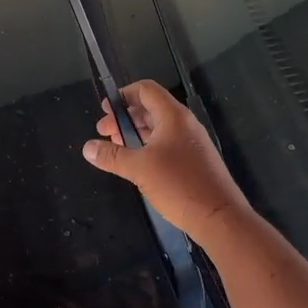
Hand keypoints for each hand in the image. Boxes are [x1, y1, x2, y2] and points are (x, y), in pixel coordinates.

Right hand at [81, 80, 252, 245]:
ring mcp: (192, 142)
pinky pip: (168, 143)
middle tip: (104, 133)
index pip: (146, 90)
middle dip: (125, 117)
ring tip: (117, 149)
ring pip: (159, 127)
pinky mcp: (196, 160)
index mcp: (173, 116)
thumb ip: (112, 156)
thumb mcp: (139, 169)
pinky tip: (138, 163)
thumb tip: (88, 148)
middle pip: (151, 108)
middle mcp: (184, 123)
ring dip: (136, 133)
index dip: (124, 95)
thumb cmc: (178, 185)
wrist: (220, 218)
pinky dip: (149, 146)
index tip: (105, 111)